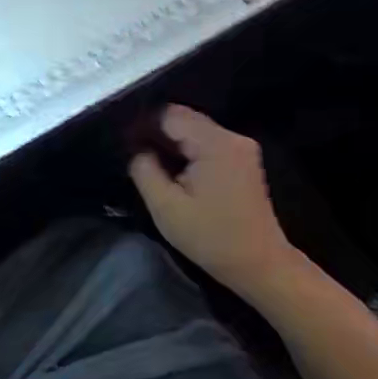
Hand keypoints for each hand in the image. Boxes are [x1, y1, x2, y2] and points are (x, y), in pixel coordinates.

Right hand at [127, 105, 296, 291]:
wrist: (257, 263)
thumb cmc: (209, 236)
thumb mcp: (164, 205)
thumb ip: (144, 169)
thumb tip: (135, 149)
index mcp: (215, 144)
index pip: (169, 115)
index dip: (141, 123)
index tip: (120, 142)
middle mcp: (232, 138)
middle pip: (183, 118)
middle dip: (153, 131)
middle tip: (127, 152)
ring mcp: (240, 149)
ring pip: (193, 130)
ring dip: (167, 141)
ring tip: (143, 159)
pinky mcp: (240, 161)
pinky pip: (204, 142)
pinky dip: (183, 150)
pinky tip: (168, 168)